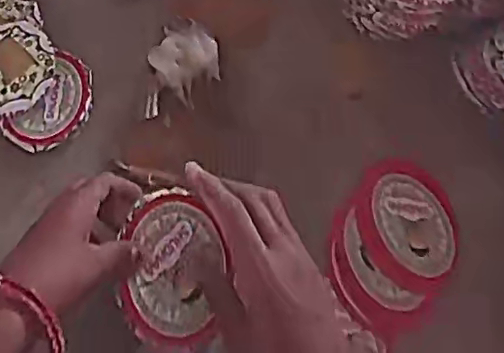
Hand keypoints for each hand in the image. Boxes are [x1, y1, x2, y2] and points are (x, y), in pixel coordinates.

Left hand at [0, 174, 142, 318]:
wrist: (14, 300)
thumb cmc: (60, 273)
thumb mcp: (96, 265)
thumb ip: (121, 254)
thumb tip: (142, 250)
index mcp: (78, 201)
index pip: (105, 180)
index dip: (124, 187)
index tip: (140, 198)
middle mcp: (62, 203)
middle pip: (90, 189)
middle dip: (110, 200)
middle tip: (126, 217)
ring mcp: (48, 219)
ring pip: (78, 206)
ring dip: (97, 216)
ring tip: (113, 239)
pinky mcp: (39, 237)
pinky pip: (67, 221)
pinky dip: (83, 228)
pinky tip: (90, 252)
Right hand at [184, 163, 353, 352]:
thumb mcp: (238, 333)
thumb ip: (217, 290)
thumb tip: (198, 258)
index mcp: (262, 267)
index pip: (233, 211)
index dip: (210, 187)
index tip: (193, 171)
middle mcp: (284, 251)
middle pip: (254, 198)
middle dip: (226, 183)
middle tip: (204, 182)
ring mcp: (301, 253)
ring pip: (271, 204)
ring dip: (246, 193)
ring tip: (225, 196)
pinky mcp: (310, 261)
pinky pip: (283, 220)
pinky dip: (262, 210)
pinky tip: (251, 224)